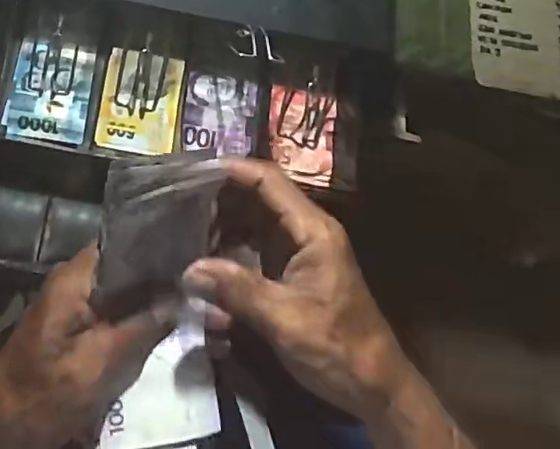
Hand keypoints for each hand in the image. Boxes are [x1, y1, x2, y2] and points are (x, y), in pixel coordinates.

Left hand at [0, 245, 175, 448]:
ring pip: (119, 291)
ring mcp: (70, 302)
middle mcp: (71, 279)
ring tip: (185, 304)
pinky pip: (109, 312)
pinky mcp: (71, 326)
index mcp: (74, 275)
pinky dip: (131, 320)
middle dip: (156, 278)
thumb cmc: (42, 393)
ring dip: (146, 302)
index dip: (156, 247)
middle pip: (124, 266)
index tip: (190, 256)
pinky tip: (158, 328)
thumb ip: (140, 328)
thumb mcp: (97, 365)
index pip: (122, 241)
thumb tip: (182, 295)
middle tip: (195, 287)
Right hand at [183, 160, 468, 447]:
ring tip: (188, 223)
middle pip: (259, 194)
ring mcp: (299, 248)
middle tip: (183, 198)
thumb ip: (237, 290)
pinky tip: (209, 251)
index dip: (233, 170)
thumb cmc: (336, 347)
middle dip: (222, 195)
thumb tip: (189, 270)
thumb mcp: (284, 319)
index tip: (196, 170)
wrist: (376, 388)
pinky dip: (233, 242)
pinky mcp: (292, 268)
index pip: (269, 180)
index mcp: (312, 229)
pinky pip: (258, 241)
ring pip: (256, 218)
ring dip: (225, 220)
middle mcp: (306, 229)